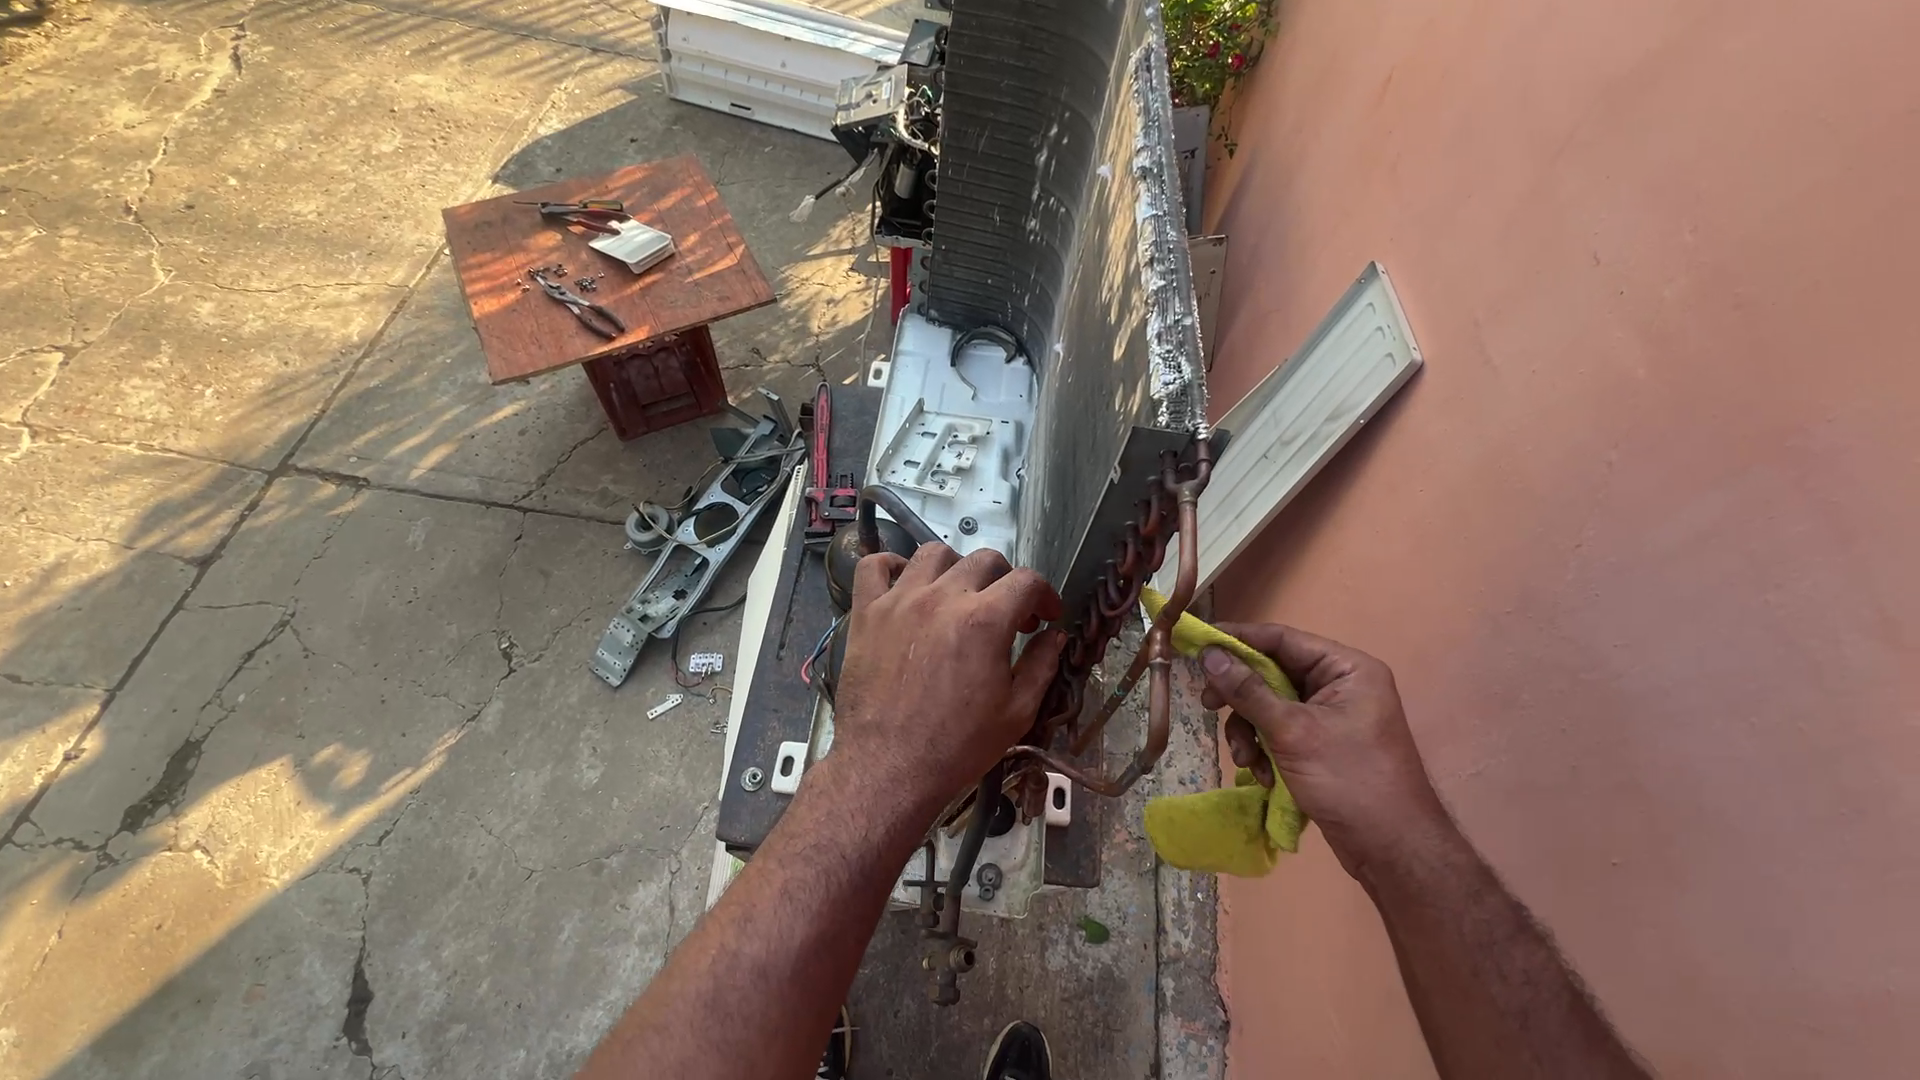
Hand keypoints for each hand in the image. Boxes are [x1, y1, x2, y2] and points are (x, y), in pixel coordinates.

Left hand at [832, 543, 1065, 813]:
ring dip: (956, 568)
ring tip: (959, 596)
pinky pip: (873, 565)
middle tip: (1007, 614)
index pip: (1027, 581)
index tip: (1046, 617)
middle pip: (985, 560)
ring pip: (933, 553)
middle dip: (1006, 581)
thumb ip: (1042, 666)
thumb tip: (1055, 635)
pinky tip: (906, 584)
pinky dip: (891, 565)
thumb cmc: (958, 746)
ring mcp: (900, 600)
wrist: (889, 768)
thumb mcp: (1017, 713)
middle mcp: (942, 598)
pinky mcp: (867, 613)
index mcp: (985, 620)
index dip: (1045, 595)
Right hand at [1200, 624, 1454, 880]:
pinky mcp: (1321, 743)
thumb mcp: (1292, 731)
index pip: (1281, 639)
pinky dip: (1263, 749)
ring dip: (1249, 730)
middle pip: (1271, 673)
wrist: (1392, 850)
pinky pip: (1278, 730)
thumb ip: (1247, 691)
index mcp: (1346, 668)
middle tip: (1206, 705)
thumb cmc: (1349, 779)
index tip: (1197, 645)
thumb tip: (1209, 655)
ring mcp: (1330, 716)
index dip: (1237, 640)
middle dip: (1240, 696)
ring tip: (1244, 759)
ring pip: (1269, 705)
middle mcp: (1339, 684)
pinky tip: (1263, 776)